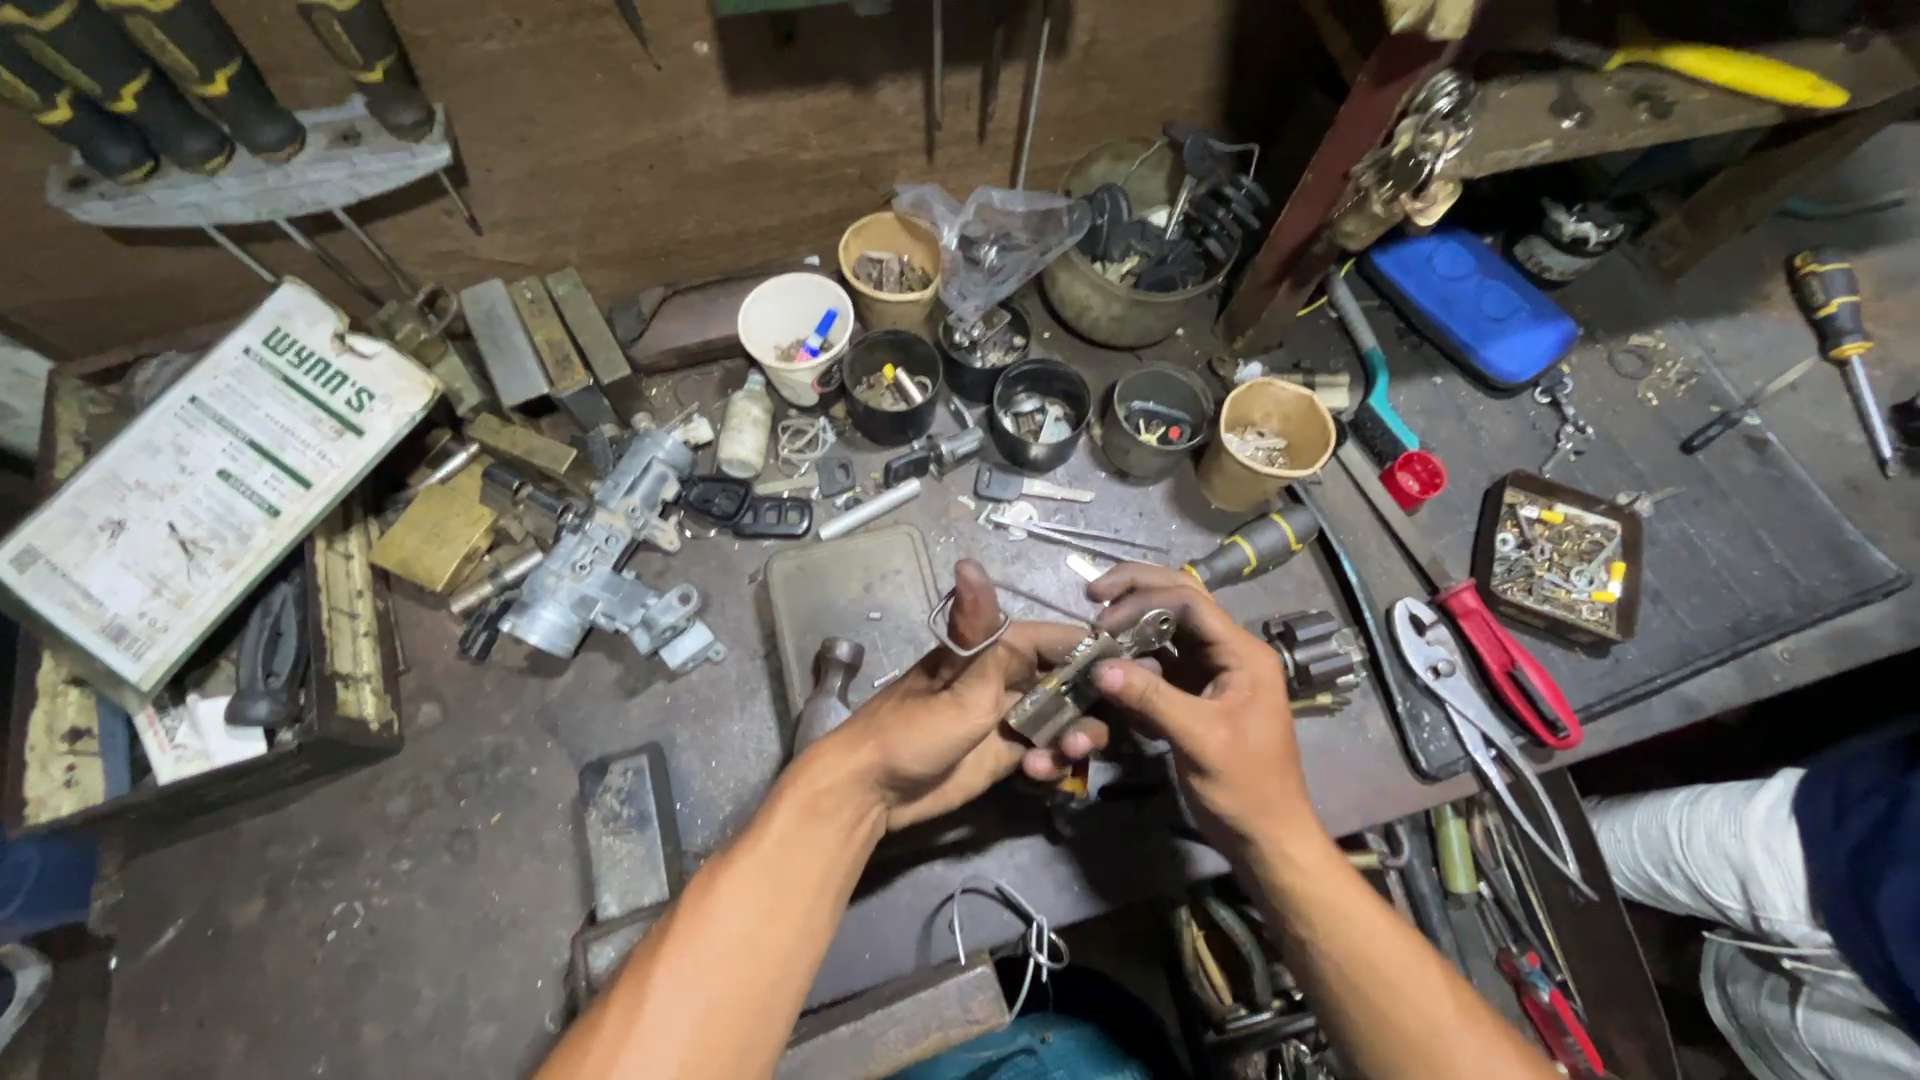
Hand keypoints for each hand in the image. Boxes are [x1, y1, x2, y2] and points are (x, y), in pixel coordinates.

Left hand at [810, 560, 1106, 831]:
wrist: (871, 791)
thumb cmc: (911, 731)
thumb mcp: (958, 685)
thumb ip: (989, 636)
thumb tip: (970, 561)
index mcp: (995, 652)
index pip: (1057, 640)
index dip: (1092, 651)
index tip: (1132, 668)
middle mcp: (1007, 679)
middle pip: (1069, 683)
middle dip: (1089, 705)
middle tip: (1088, 732)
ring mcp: (1008, 718)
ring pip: (1063, 720)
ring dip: (1074, 737)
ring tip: (1062, 755)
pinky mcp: (1006, 754)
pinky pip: (1047, 751)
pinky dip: (1052, 761)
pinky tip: (1037, 773)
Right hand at [1086, 563, 1324, 854]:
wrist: (1266, 836)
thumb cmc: (1246, 787)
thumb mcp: (1199, 740)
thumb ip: (1151, 698)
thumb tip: (1099, 668)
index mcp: (1242, 653)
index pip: (1189, 602)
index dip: (1142, 602)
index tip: (1102, 622)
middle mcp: (1227, 651)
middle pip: (1180, 599)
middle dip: (1136, 590)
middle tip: (1091, 592)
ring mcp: (1211, 671)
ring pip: (1167, 627)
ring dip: (1131, 621)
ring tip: (1094, 627)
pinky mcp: (1194, 693)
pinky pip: (1160, 660)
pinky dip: (1133, 656)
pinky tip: (1108, 664)